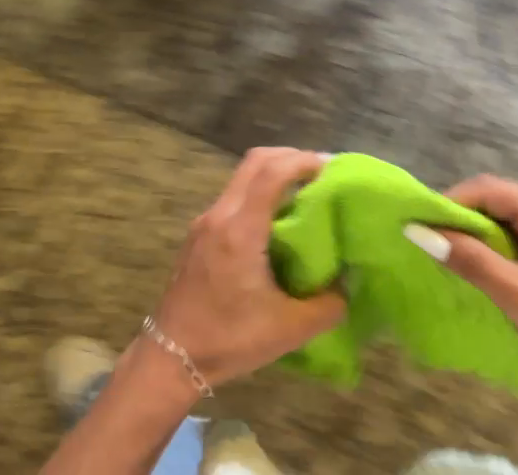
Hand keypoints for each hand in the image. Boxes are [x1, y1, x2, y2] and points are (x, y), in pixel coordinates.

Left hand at [149, 148, 345, 386]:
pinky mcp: (198, 236)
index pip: (272, 172)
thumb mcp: (288, 330)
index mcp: (240, 230)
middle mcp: (219, 215)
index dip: (303, 161)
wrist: (170, 359)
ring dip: (274, 175)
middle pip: (255, 162)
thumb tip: (348, 285)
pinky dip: (259, 195)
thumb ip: (328, 305)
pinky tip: (276, 224)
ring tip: (304, 196)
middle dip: (290, 158)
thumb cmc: (228, 339)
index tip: (331, 168)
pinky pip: (233, 198)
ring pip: (242, 178)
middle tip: (321, 174)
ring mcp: (204, 223)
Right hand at [416, 176, 517, 385]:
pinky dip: (488, 242)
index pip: (484, 189)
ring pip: (496, 212)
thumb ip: (470, 261)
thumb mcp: (517, 295)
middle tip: (427, 245)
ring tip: (444, 255)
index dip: (447, 204)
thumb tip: (418, 232)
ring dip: (471, 232)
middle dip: (457, 218)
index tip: (416, 228)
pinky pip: (508, 226)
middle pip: (489, 196)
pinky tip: (473, 263)